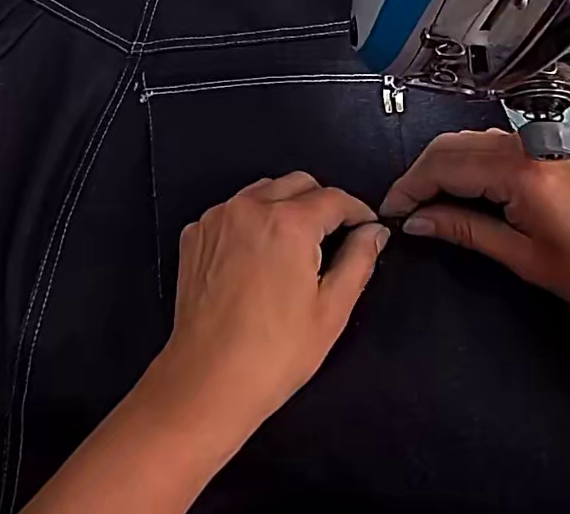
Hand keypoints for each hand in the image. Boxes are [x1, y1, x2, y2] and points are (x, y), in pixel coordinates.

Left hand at [152, 172, 387, 430]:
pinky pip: (235, 209)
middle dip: (323, 203)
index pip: (335, 198)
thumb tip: (375, 230)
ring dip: (287, 205)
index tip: (368, 228)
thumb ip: (359, 259)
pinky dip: (252, 220)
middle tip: (333, 239)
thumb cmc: (275, 354)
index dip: (358, 211)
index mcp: (289, 222)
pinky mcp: (195, 233)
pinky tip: (257, 256)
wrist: (205, 386)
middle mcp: (251, 206)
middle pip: (300, 183)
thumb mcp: (332, 310)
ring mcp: (218, 217)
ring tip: (295, 247)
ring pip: (266, 190)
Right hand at [380, 130, 569, 339]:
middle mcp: (526, 144)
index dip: (409, 188)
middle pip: (452, 145)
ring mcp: (541, 142)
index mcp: (519, 170)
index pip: (444, 166)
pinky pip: (494, 146)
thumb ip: (466, 230)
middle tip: (403, 210)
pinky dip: (469, 163)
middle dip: (420, 174)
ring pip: (471, 142)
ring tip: (429, 205)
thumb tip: (419, 222)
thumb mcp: (525, 257)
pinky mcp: (552, 148)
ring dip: (444, 166)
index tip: (390, 212)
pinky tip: (465, 189)